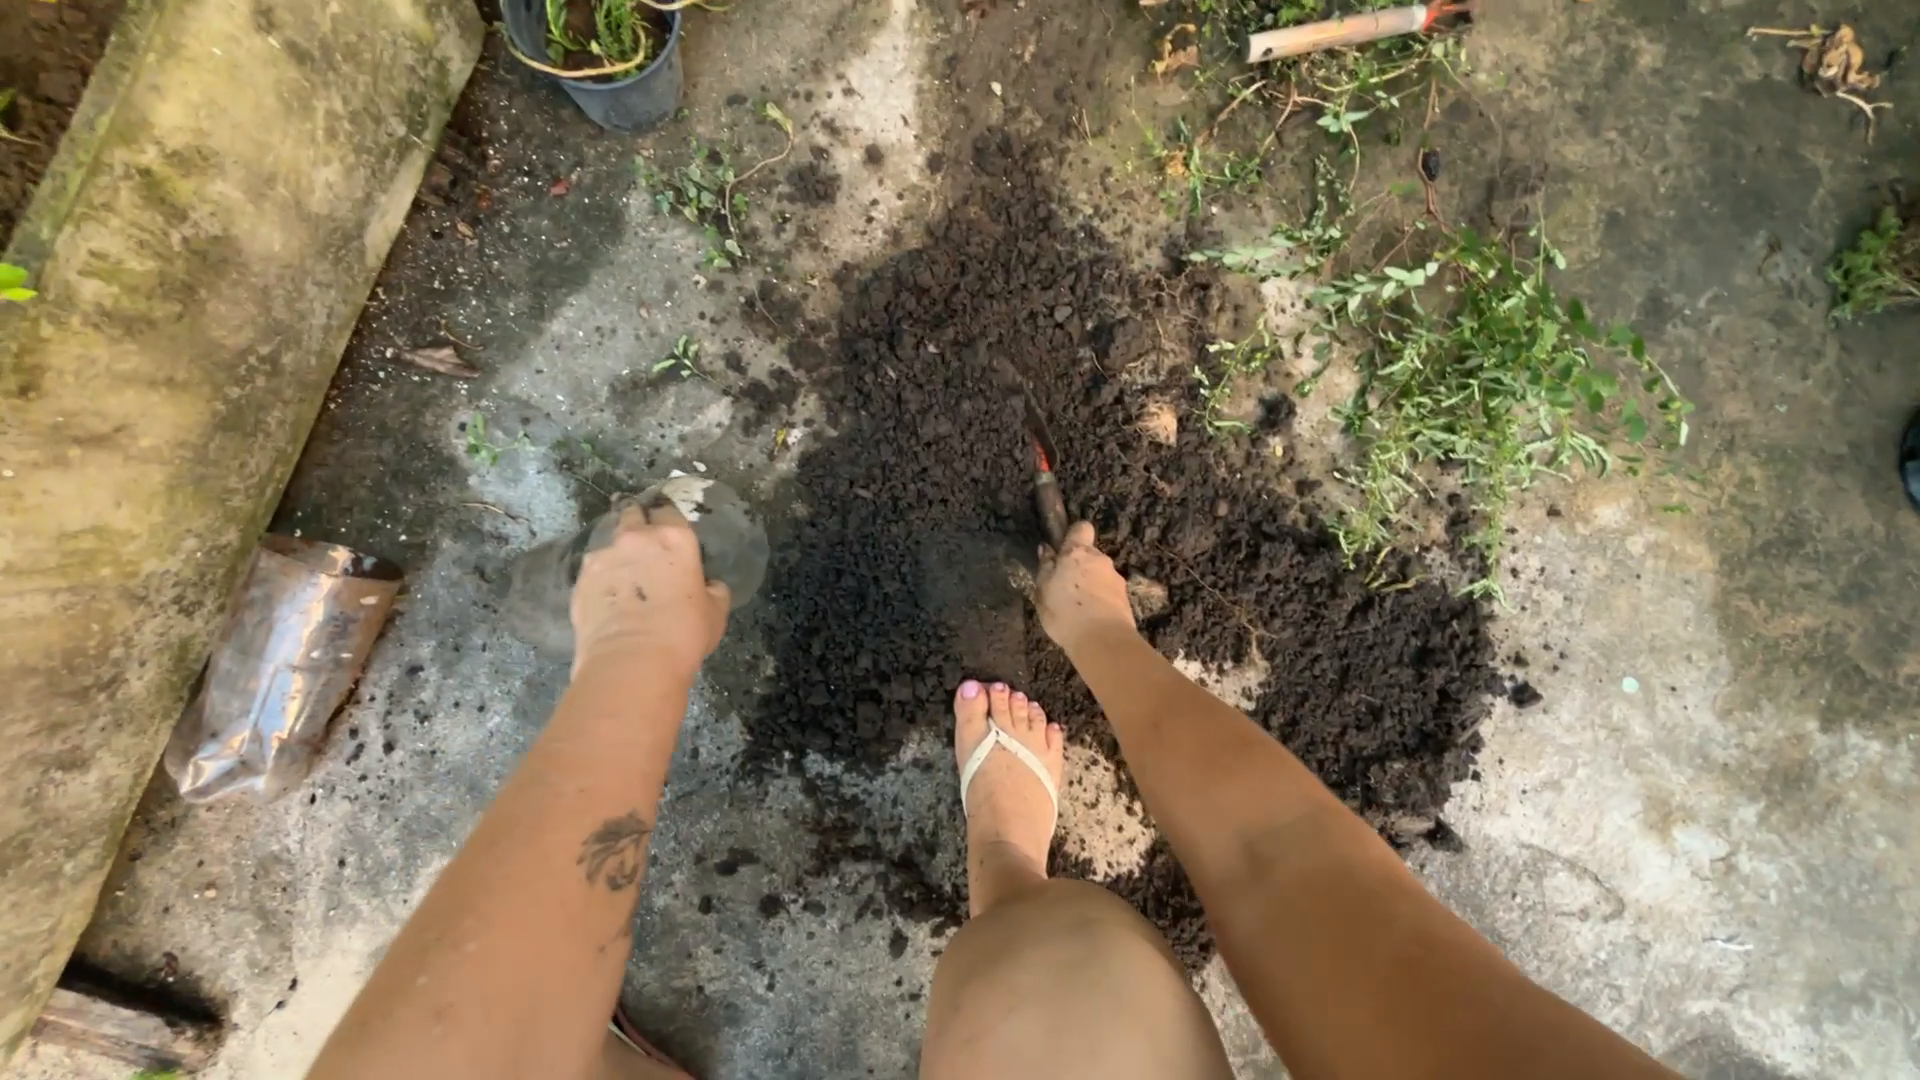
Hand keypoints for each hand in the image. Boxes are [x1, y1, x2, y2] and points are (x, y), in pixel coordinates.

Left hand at [570, 502, 730, 680]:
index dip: (668, 518)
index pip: (668, 509)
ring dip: (618, 552)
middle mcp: (635, 539)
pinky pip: (593, 571)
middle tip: (644, 544)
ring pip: (609, 543)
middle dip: (637, 521)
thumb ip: (713, 589)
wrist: (631, 662)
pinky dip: (601, 578)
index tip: (670, 531)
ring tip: (625, 575)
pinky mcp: (580, 582)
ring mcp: (602, 558)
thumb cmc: (683, 633)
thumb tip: (707, 585)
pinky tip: (609, 597)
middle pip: (631, 513)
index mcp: (674, 539)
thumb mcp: (716, 611)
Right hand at [1035, 521, 1136, 653]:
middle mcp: (1100, 559)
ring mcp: (1115, 578)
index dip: (1073, 535)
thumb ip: (1045, 567)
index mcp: (1077, 552)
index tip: (1063, 550)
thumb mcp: (1043, 590)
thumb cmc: (1065, 612)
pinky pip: (1109, 592)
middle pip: (1090, 554)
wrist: (1102, 640)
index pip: (1081, 528)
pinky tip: (1091, 616)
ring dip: (1091, 583)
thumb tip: (1047, 549)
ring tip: (1078, 606)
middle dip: (1080, 566)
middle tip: (1065, 586)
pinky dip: (1101, 599)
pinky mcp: (1126, 598)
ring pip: (1100, 574)